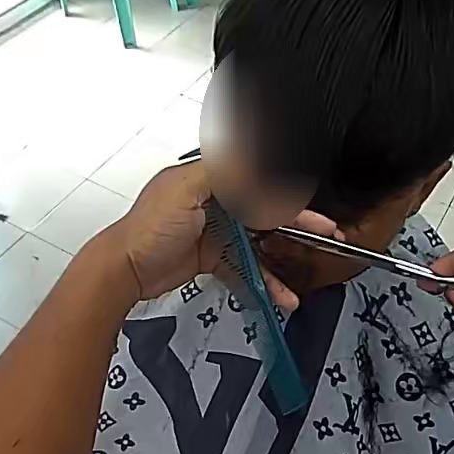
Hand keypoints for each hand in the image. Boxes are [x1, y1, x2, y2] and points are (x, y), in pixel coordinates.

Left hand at [102, 161, 338, 311]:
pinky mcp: (214, 258)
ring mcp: (217, 233)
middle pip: (267, 215)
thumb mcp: (185, 190)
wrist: (126, 270)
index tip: (313, 211)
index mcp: (211, 181)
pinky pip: (246, 269)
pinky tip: (276, 295)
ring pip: (259, 246)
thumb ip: (223, 173)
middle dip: (299, 228)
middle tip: (328, 237)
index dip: (289, 198)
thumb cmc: (148, 229)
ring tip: (298, 284)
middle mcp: (217, 204)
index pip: (260, 185)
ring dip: (281, 266)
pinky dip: (261, 282)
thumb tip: (256, 157)